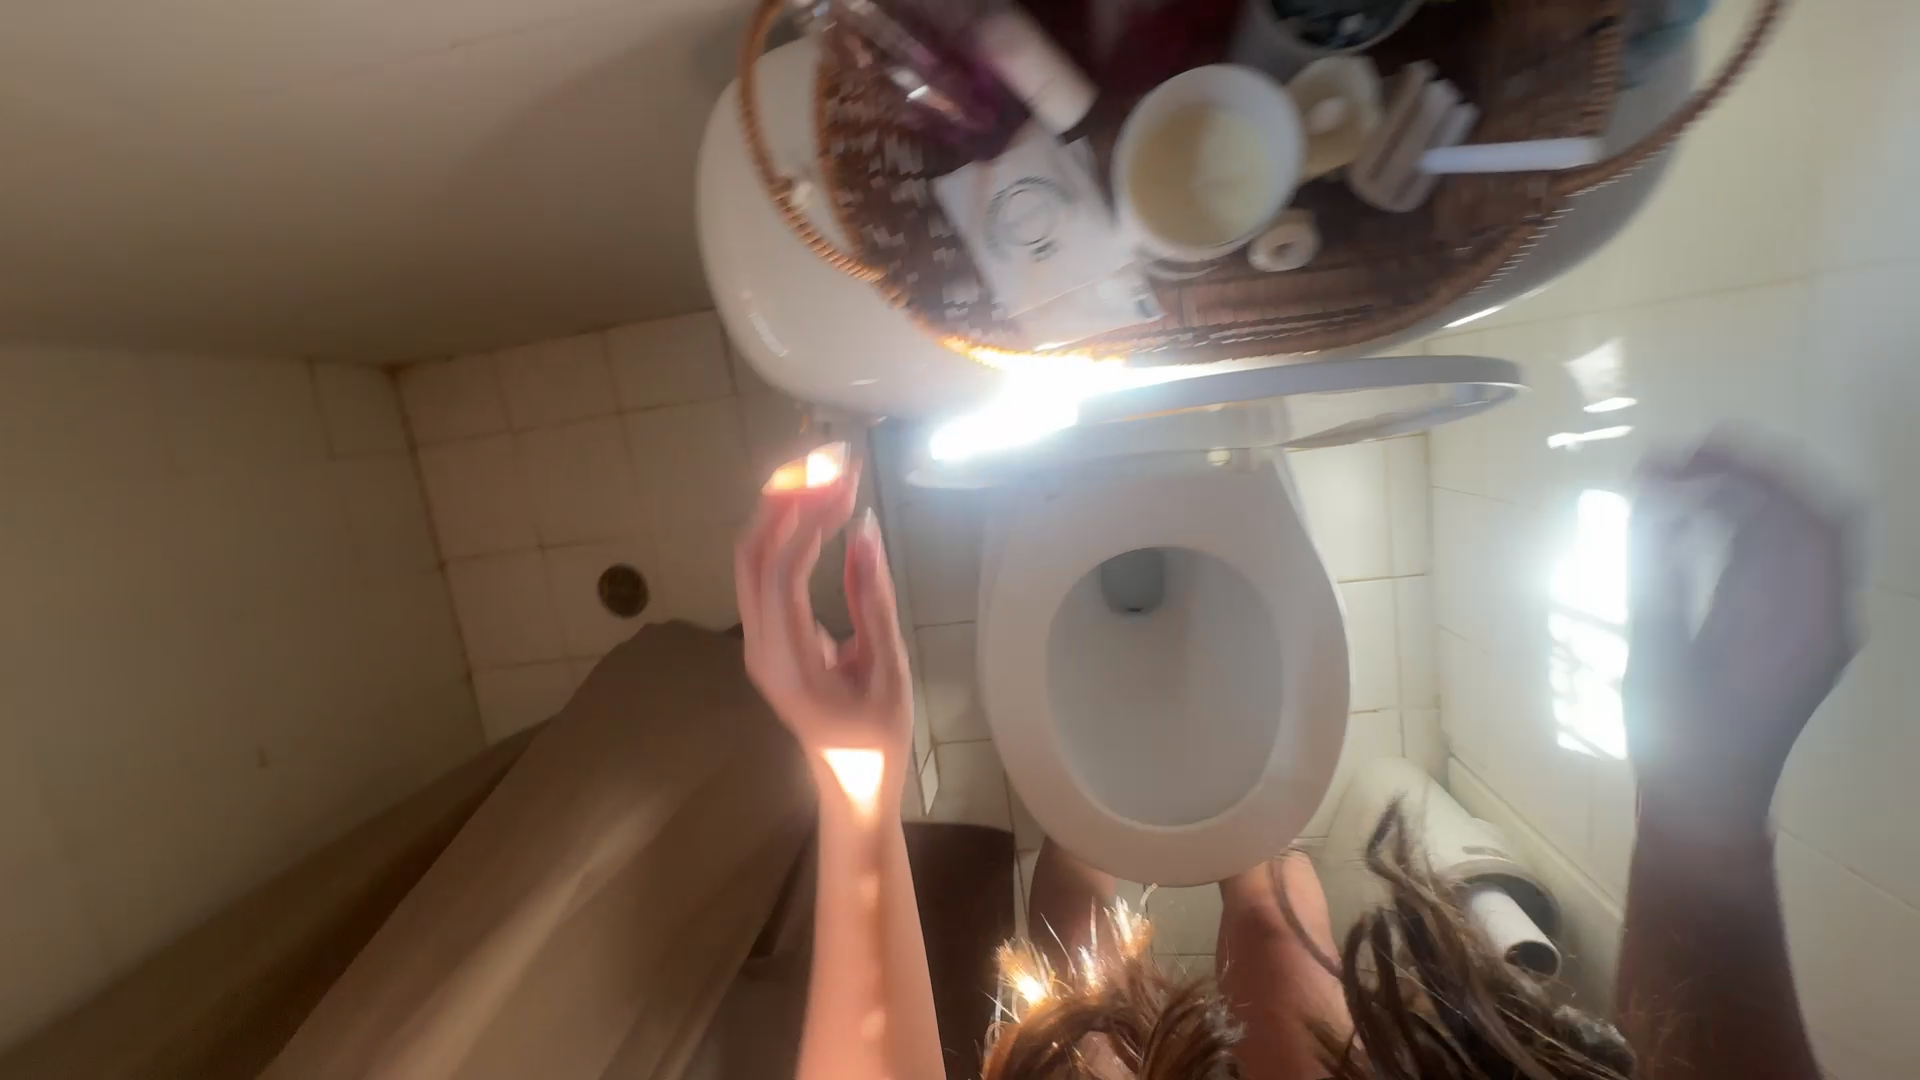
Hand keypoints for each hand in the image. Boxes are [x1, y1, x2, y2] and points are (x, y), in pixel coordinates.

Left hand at [734, 448, 912, 801]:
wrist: (850, 784)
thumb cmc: (877, 738)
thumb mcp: (887, 670)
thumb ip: (875, 599)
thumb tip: (866, 529)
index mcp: (787, 660)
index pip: (781, 572)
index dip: (809, 523)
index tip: (848, 488)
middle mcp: (758, 644)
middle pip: (751, 552)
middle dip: (787, 499)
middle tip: (832, 462)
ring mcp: (756, 639)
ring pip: (751, 556)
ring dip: (783, 509)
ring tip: (826, 473)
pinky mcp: (767, 634)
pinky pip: (763, 570)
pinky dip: (786, 532)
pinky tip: (818, 510)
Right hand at [1625, 439, 1858, 825]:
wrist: (1710, 793)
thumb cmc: (1674, 728)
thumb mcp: (1653, 647)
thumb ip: (1654, 569)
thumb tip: (1650, 501)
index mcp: (1794, 616)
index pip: (1787, 516)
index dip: (1735, 473)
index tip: (1669, 456)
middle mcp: (1826, 612)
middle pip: (1812, 514)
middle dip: (1753, 471)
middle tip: (1681, 451)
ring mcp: (1820, 623)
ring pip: (1810, 534)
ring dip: (1755, 495)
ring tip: (1688, 474)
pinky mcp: (1803, 632)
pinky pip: (1795, 561)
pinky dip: (1755, 527)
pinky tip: (1704, 521)